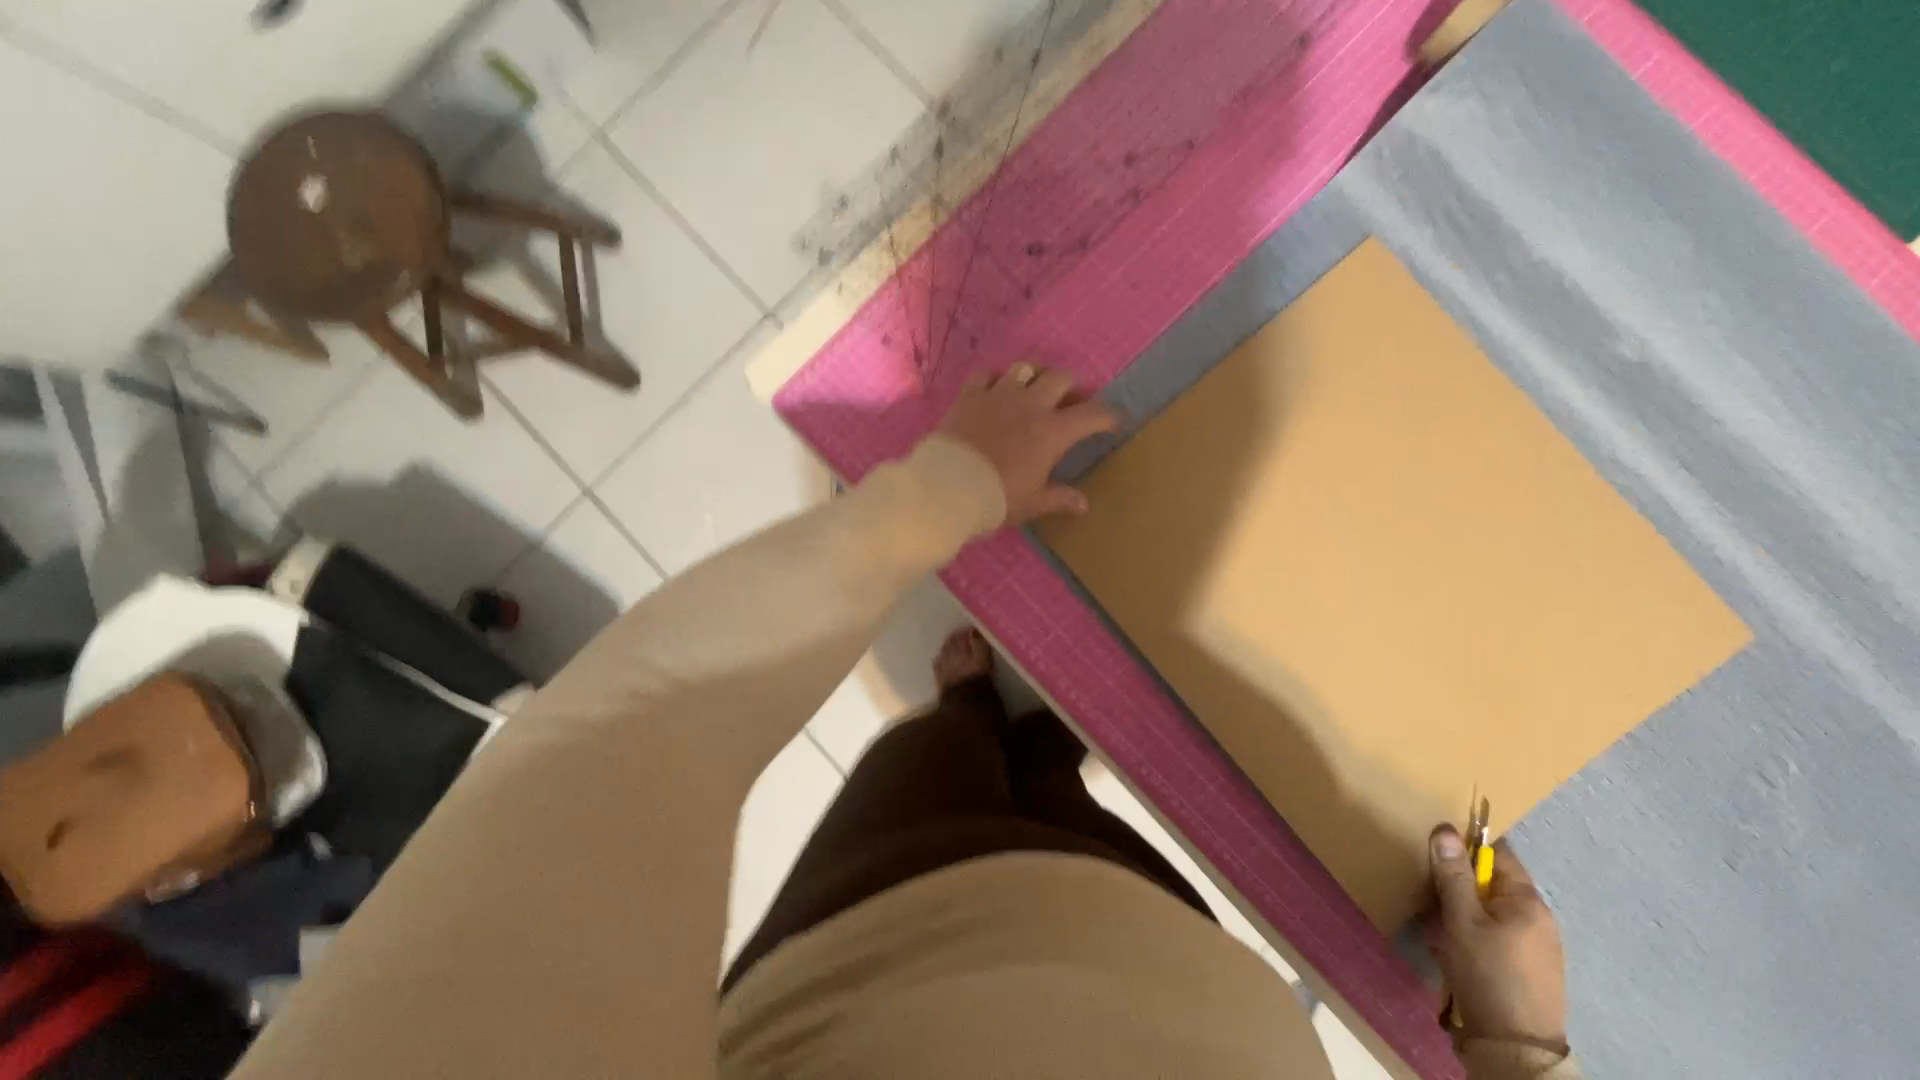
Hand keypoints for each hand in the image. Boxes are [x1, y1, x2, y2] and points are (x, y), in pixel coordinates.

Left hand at [937, 362, 1119, 524]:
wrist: (948, 487)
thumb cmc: (997, 498)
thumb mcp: (1032, 503)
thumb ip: (1058, 499)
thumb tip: (1083, 505)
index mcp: (1053, 432)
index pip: (1091, 415)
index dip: (1107, 415)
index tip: (1114, 420)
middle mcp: (1030, 405)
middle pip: (1061, 378)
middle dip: (1071, 386)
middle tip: (1070, 400)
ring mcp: (998, 395)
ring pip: (1024, 369)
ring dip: (1034, 376)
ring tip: (1033, 389)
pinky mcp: (969, 395)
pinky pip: (985, 374)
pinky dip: (994, 378)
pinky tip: (994, 388)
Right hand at [1429, 826, 1568, 1049]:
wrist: (1515, 1046)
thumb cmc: (1487, 973)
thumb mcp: (1461, 920)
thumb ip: (1453, 875)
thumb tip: (1445, 829)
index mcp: (1528, 901)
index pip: (1498, 854)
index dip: (1467, 848)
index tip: (1436, 852)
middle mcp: (1539, 919)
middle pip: (1491, 885)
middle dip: (1458, 887)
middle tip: (1431, 897)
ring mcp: (1537, 947)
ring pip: (1489, 913)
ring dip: (1461, 915)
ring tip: (1439, 930)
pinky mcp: (1528, 970)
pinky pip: (1495, 937)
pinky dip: (1472, 937)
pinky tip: (1454, 954)